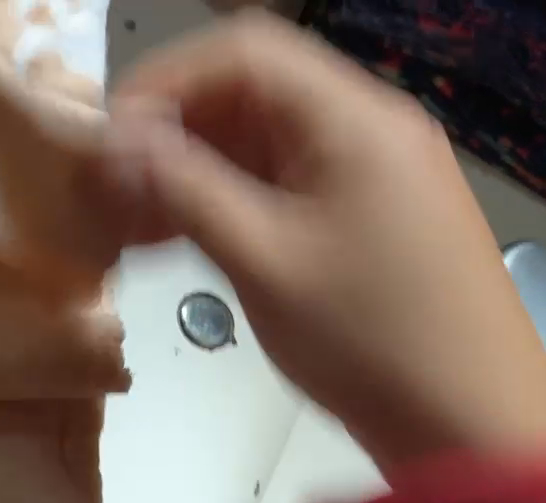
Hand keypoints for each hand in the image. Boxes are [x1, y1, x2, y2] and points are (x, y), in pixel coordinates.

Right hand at [100, 13, 545, 475]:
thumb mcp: (260, 258)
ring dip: (171, 174)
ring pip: (240, 146)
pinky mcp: (331, 215)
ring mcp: (344, 175)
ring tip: (112, 220)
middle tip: (94, 187)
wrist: (450, 403)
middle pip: (239, 97)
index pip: (244, 56)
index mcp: (349, 123)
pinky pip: (254, 188)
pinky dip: (198, 205)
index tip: (99, 139)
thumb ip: (188, 193)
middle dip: (158, 134)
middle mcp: (351, 132)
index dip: (161, 85)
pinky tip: (152, 240)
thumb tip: (118, 147)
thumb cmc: (362, 332)